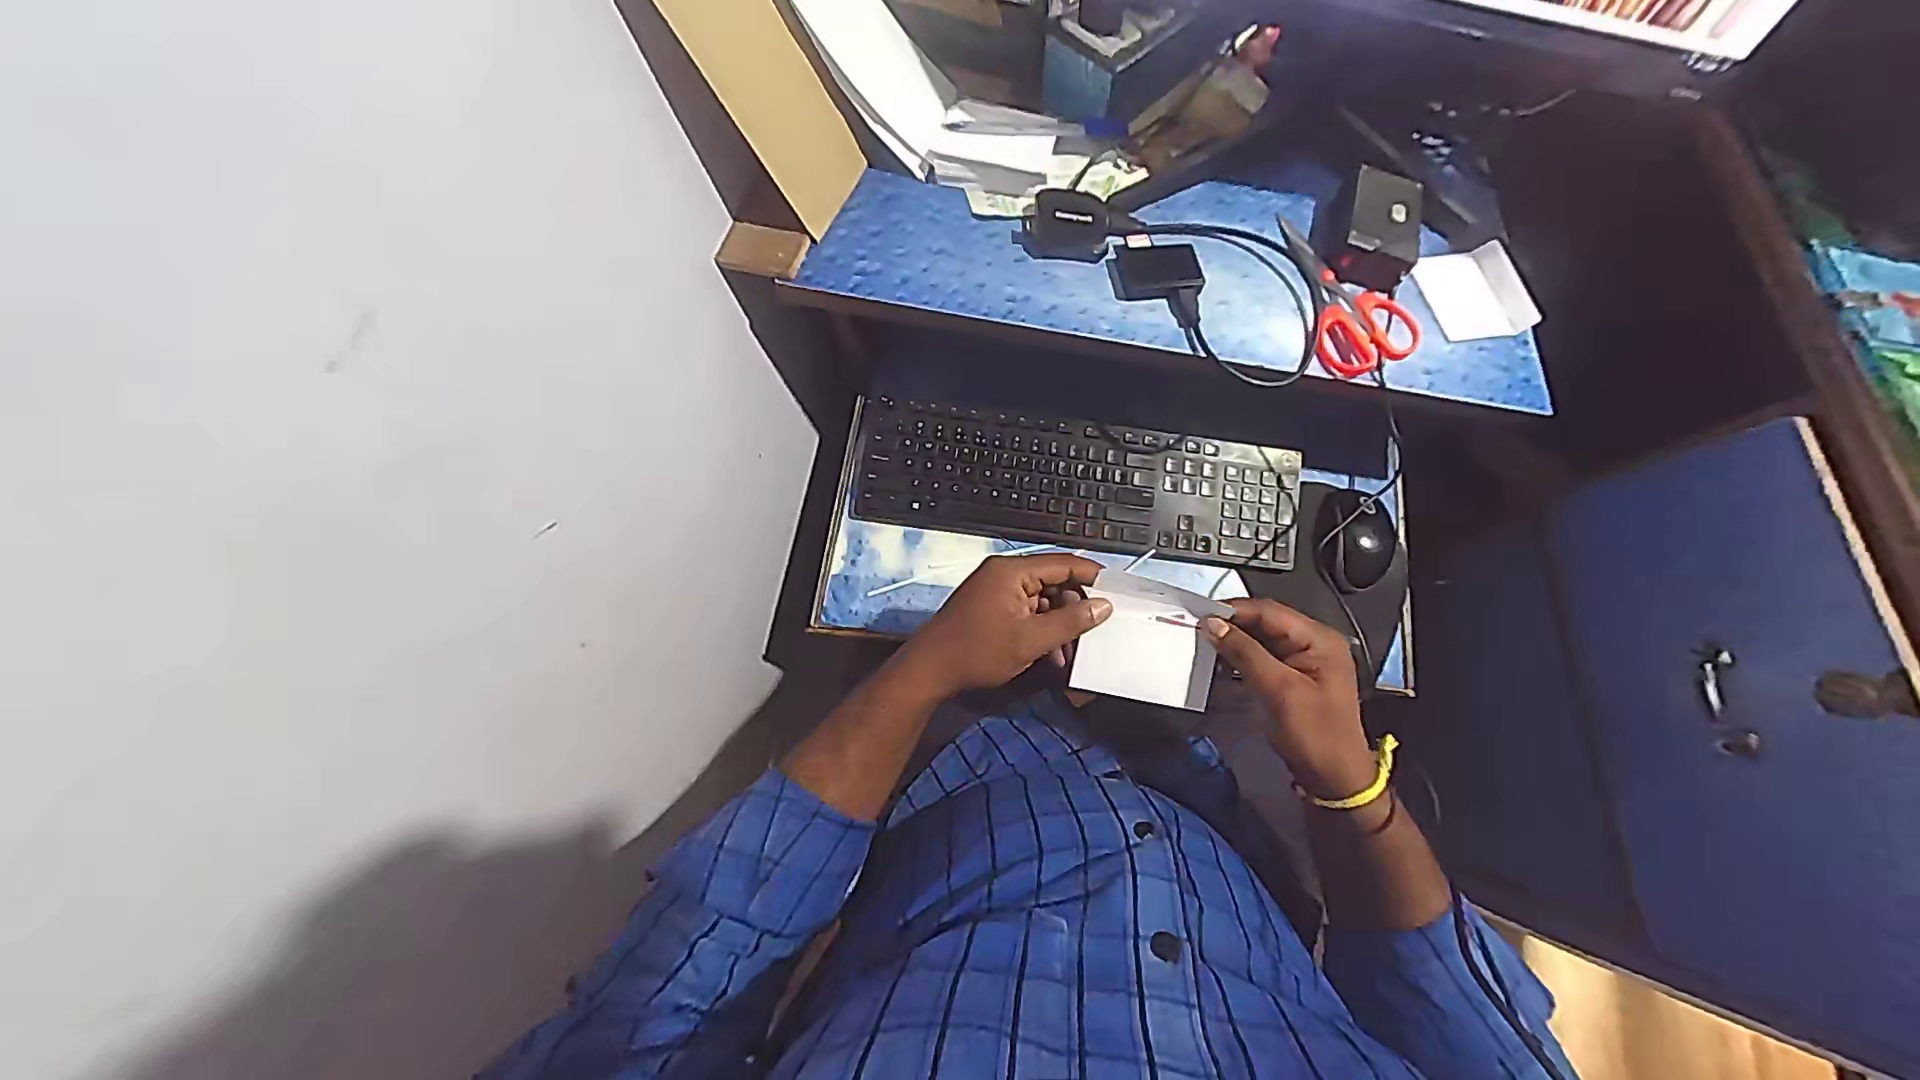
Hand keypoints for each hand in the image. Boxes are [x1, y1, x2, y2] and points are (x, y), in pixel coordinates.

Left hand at [889, 553, 1111, 701]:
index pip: (1064, 563)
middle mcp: (1004, 573)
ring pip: (1041, 599)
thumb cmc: (978, 651)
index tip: (1115, 591)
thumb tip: (1102, 606)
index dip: (1092, 576)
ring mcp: (995, 589)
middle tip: (1092, 631)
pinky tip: (1049, 653)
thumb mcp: (1032, 639)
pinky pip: (1025, 609)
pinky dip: (1039, 627)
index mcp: (1013, 571)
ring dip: (1058, 623)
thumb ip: (1071, 621)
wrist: (931, 668)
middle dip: (1074, 607)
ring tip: (1069, 650)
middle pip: (1053, 581)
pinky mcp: (990, 605)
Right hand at [1203, 598, 1375, 800]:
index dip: (1234, 611)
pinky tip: (1220, 661)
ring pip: (1259, 638)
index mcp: (1319, 639)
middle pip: (1264, 622)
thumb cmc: (1313, 733)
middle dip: (1231, 625)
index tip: (1199, 616)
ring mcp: (1302, 659)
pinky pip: (1260, 656)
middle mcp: (1313, 642)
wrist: (1332, 778)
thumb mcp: (1278, 689)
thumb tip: (1212, 624)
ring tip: (1204, 644)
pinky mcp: (1291, 675)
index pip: (1269, 611)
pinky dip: (1240, 657)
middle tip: (1197, 630)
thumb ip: (1245, 652)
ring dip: (1233, 641)